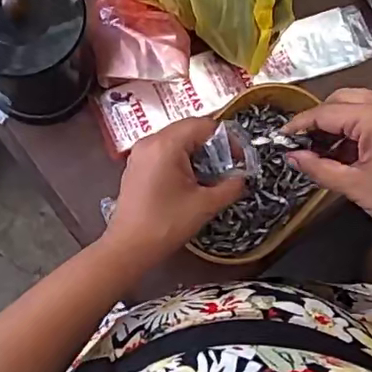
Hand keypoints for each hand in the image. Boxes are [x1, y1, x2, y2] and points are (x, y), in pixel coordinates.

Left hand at [103, 117, 247, 265]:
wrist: (129, 247)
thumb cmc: (166, 224)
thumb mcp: (206, 205)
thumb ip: (231, 186)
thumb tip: (242, 178)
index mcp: (166, 145)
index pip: (203, 124)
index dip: (226, 138)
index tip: (238, 159)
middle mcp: (149, 142)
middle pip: (188, 129)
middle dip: (211, 146)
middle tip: (227, 166)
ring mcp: (139, 154)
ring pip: (175, 141)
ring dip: (196, 153)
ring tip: (210, 175)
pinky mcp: (135, 166)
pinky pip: (162, 152)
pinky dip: (179, 160)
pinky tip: (189, 181)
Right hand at [284, 89, 371, 269]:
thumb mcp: (355, 186)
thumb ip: (318, 167)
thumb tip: (292, 156)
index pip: (326, 112)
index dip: (300, 125)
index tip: (281, 137)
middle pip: (344, 99)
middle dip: (320, 120)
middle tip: (303, 146)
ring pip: (362, 104)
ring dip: (341, 123)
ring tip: (326, 154)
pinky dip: (362, 127)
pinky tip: (352, 153)